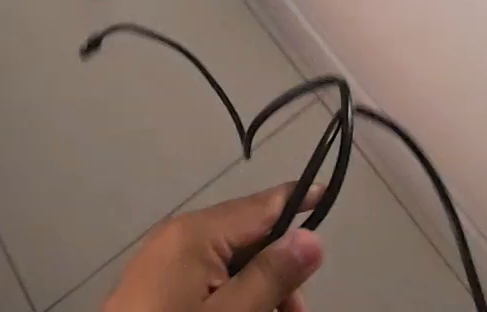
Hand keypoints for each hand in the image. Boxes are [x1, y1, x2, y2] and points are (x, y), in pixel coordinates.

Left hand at [104, 184, 324, 311]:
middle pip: (247, 239)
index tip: (328, 191)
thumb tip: (310, 235)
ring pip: (230, 263)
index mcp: (195, 232)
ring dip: (258, 292)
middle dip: (279, 275)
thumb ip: (270, 278)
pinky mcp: (158, 283)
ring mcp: (165, 258)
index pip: (258, 206)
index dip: (295, 200)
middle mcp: (178, 234)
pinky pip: (208, 277)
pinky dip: (232, 296)